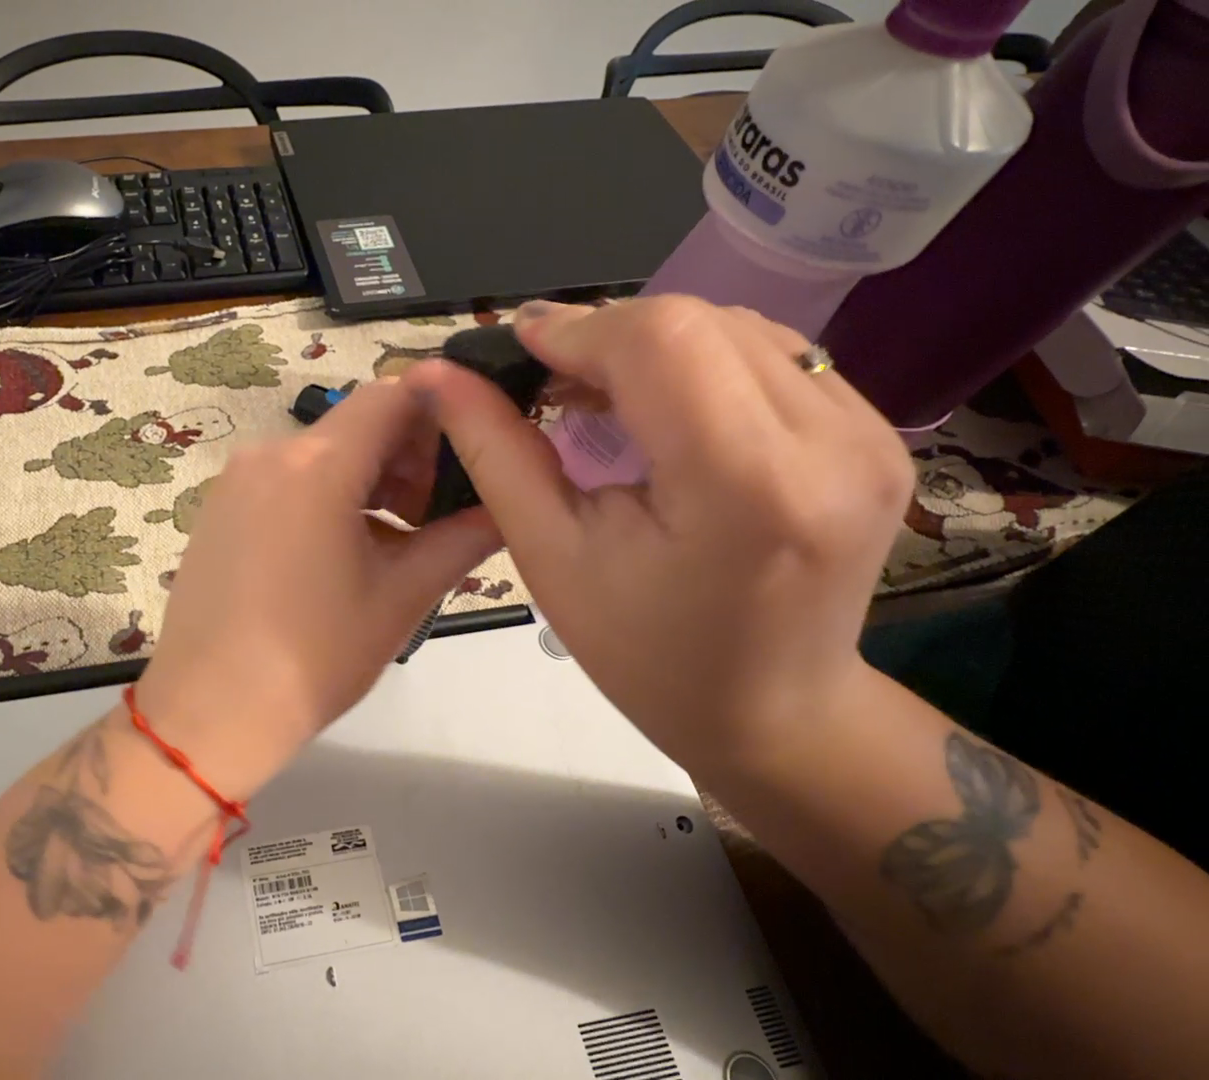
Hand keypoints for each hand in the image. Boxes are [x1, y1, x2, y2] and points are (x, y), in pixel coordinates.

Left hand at [134, 377, 502, 793]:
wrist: (209, 711)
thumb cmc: (313, 657)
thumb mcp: (401, 597)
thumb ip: (462, 539)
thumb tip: (507, 508)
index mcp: (316, 465)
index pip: (393, 395)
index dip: (440, 414)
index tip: (469, 459)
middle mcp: (268, 455)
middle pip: (356, 425)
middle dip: (408, 458)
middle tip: (438, 518)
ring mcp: (235, 482)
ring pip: (321, 456)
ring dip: (369, 483)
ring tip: (397, 545)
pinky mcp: (218, 511)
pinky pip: (286, 483)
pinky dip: (326, 499)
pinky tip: (343, 556)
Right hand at [409, 297, 913, 768]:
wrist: (771, 710)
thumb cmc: (645, 653)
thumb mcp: (550, 557)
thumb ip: (495, 452)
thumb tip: (435, 373)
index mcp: (745, 486)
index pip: (662, 341)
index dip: (577, 329)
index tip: (515, 352)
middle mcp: (830, 441)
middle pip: (699, 322)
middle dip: (606, 336)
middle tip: (547, 382)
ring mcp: (868, 431)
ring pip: (735, 328)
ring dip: (651, 346)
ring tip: (596, 396)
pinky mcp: (877, 432)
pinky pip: (772, 357)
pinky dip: (699, 365)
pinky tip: (661, 409)